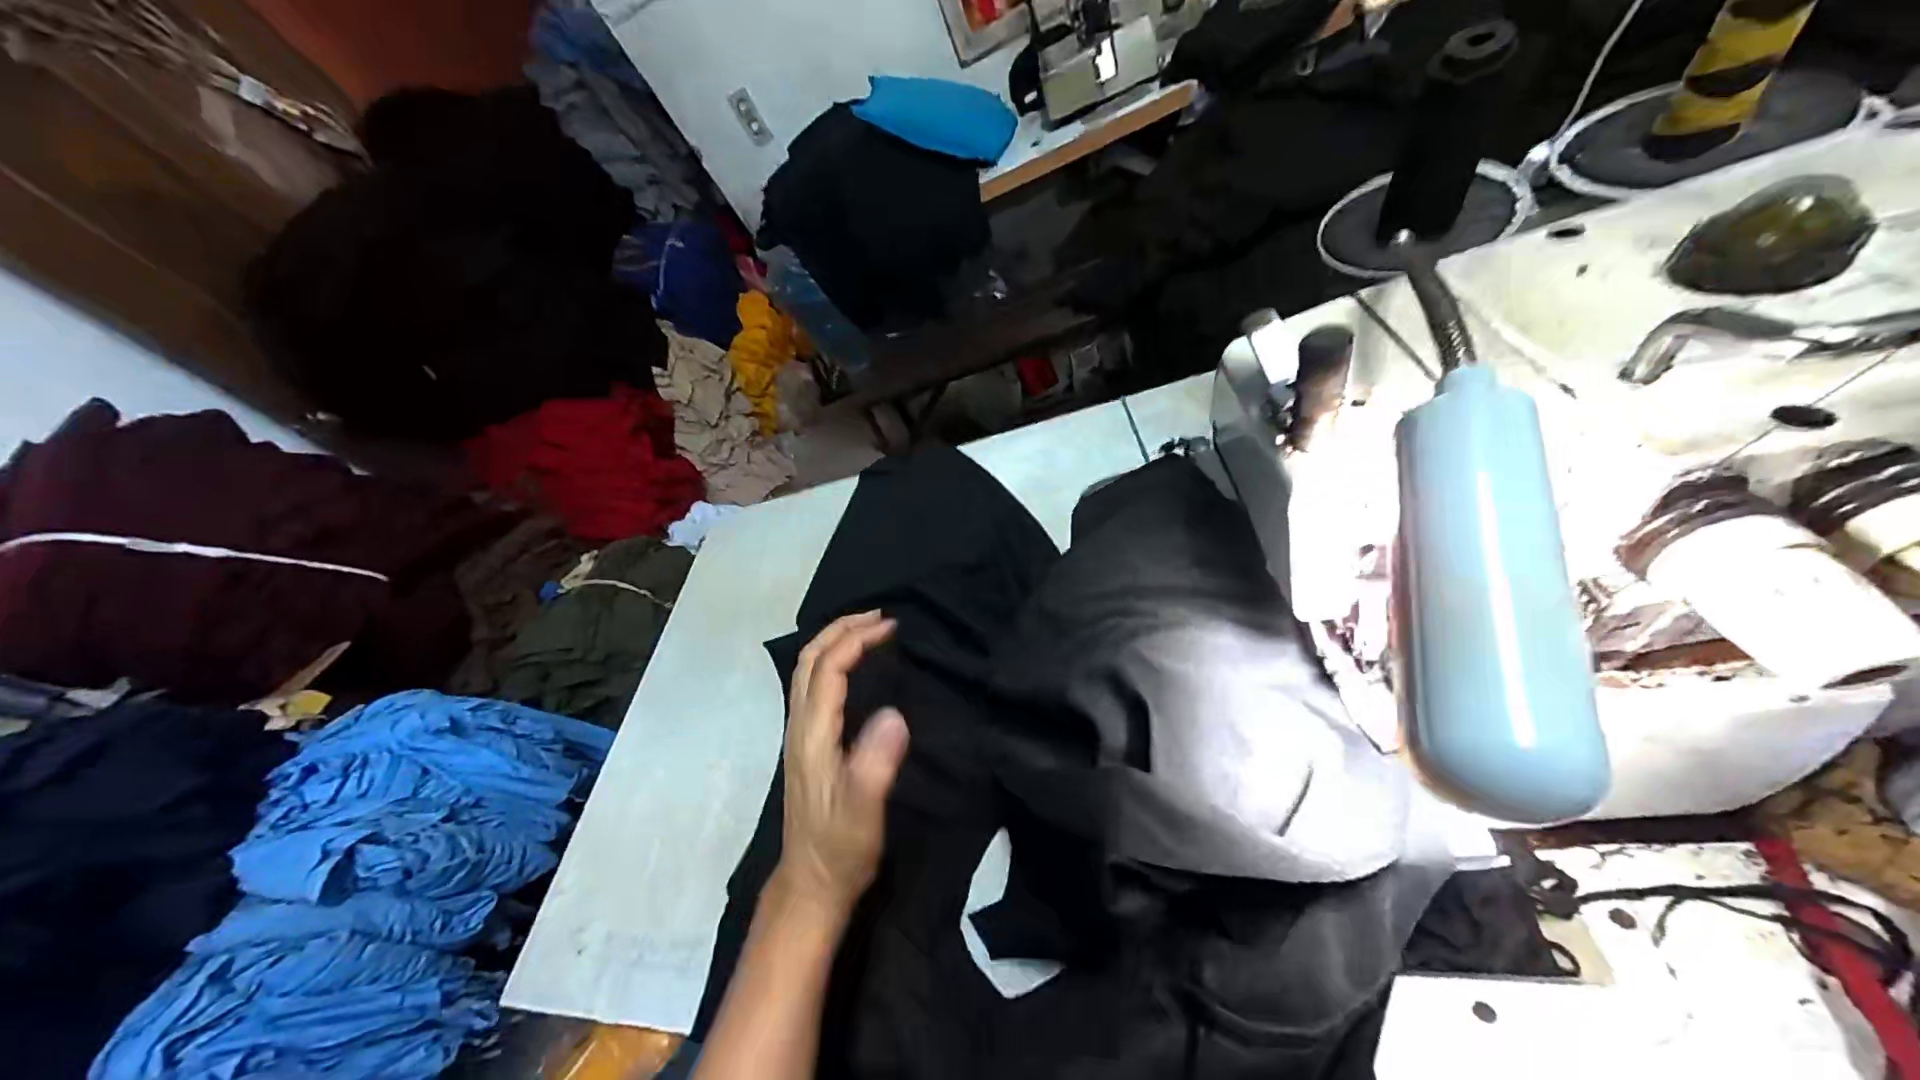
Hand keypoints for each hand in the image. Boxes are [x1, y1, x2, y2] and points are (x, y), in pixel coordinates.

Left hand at [773, 610, 910, 919]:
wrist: (811, 883)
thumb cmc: (841, 847)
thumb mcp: (864, 811)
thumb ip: (875, 764)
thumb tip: (894, 714)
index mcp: (813, 733)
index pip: (828, 668)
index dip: (857, 640)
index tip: (892, 627)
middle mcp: (800, 726)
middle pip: (810, 660)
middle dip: (842, 629)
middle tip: (881, 617)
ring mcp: (799, 735)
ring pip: (807, 671)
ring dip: (835, 642)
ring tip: (869, 631)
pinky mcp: (807, 745)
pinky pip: (814, 687)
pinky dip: (833, 662)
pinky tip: (855, 670)